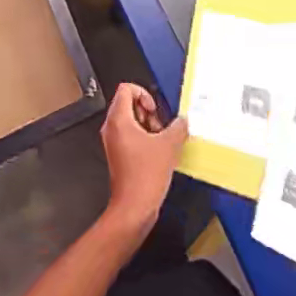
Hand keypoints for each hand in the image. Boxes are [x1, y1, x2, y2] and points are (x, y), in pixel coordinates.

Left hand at [99, 83, 187, 235]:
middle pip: (129, 104)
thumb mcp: (169, 144)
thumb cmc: (145, 176)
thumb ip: (178, 126)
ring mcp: (114, 142)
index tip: (155, 109)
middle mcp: (112, 129)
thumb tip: (183, 120)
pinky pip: (131, 136)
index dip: (144, 93)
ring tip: (161, 140)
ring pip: (131, 120)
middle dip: (148, 112)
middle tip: (160, 126)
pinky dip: (145, 138)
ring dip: (149, 126)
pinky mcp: (119, 155)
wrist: (134, 207)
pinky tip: (158, 152)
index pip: (126, 89)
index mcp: (118, 120)